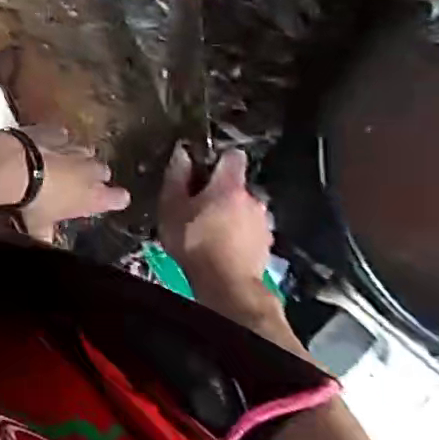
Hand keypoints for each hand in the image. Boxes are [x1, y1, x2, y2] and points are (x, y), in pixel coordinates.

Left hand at [0, 127, 128, 241]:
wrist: (14, 168)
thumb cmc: (32, 203)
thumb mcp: (37, 225)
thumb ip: (45, 233)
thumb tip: (44, 240)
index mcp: (93, 197)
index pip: (118, 199)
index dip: (116, 199)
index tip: (114, 200)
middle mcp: (90, 170)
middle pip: (103, 170)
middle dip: (94, 175)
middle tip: (78, 182)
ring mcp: (73, 147)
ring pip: (85, 150)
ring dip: (77, 156)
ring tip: (61, 162)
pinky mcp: (54, 131)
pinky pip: (61, 134)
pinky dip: (56, 139)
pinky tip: (45, 144)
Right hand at [157, 146, 278, 327]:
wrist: (226, 284)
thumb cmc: (194, 242)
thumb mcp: (172, 206)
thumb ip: (177, 177)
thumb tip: (182, 155)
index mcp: (230, 185)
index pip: (232, 156)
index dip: (216, 159)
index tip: (201, 170)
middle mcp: (253, 198)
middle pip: (236, 185)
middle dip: (219, 192)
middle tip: (196, 207)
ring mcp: (262, 222)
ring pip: (243, 208)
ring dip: (229, 213)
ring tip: (207, 229)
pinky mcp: (266, 243)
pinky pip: (249, 229)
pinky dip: (238, 232)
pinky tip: (221, 245)